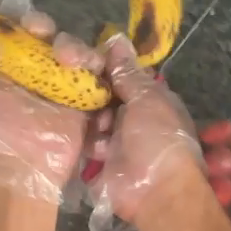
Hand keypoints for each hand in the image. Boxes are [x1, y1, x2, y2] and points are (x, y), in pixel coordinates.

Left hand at [0, 12, 91, 201]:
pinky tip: (87, 70)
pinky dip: (98, 65)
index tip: (19, 25)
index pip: (12, 30)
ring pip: (74, 48)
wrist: (16, 165)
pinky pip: (98, 73)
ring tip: (69, 61)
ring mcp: (60, 85)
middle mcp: (31, 71)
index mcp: (1, 66)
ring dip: (74, 45)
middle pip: (45, 34)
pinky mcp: (84, 99)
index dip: (16, 20)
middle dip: (44, 25)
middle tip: (43, 35)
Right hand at [86, 36, 202, 230]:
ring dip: (85, 113)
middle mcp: (129, 115)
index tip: (80, 56)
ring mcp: (111, 137)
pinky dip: (79, 136)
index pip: (120, 73)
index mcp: (148, 98)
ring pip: (88, 115)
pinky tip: (75, 132)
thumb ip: (127, 73)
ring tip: (85, 116)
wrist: (155, 192)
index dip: (102, 64)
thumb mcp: (147, 99)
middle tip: (71, 80)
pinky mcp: (95, 159)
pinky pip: (81, 140)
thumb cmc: (159, 139)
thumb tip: (117, 38)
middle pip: (101, 93)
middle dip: (88, 88)